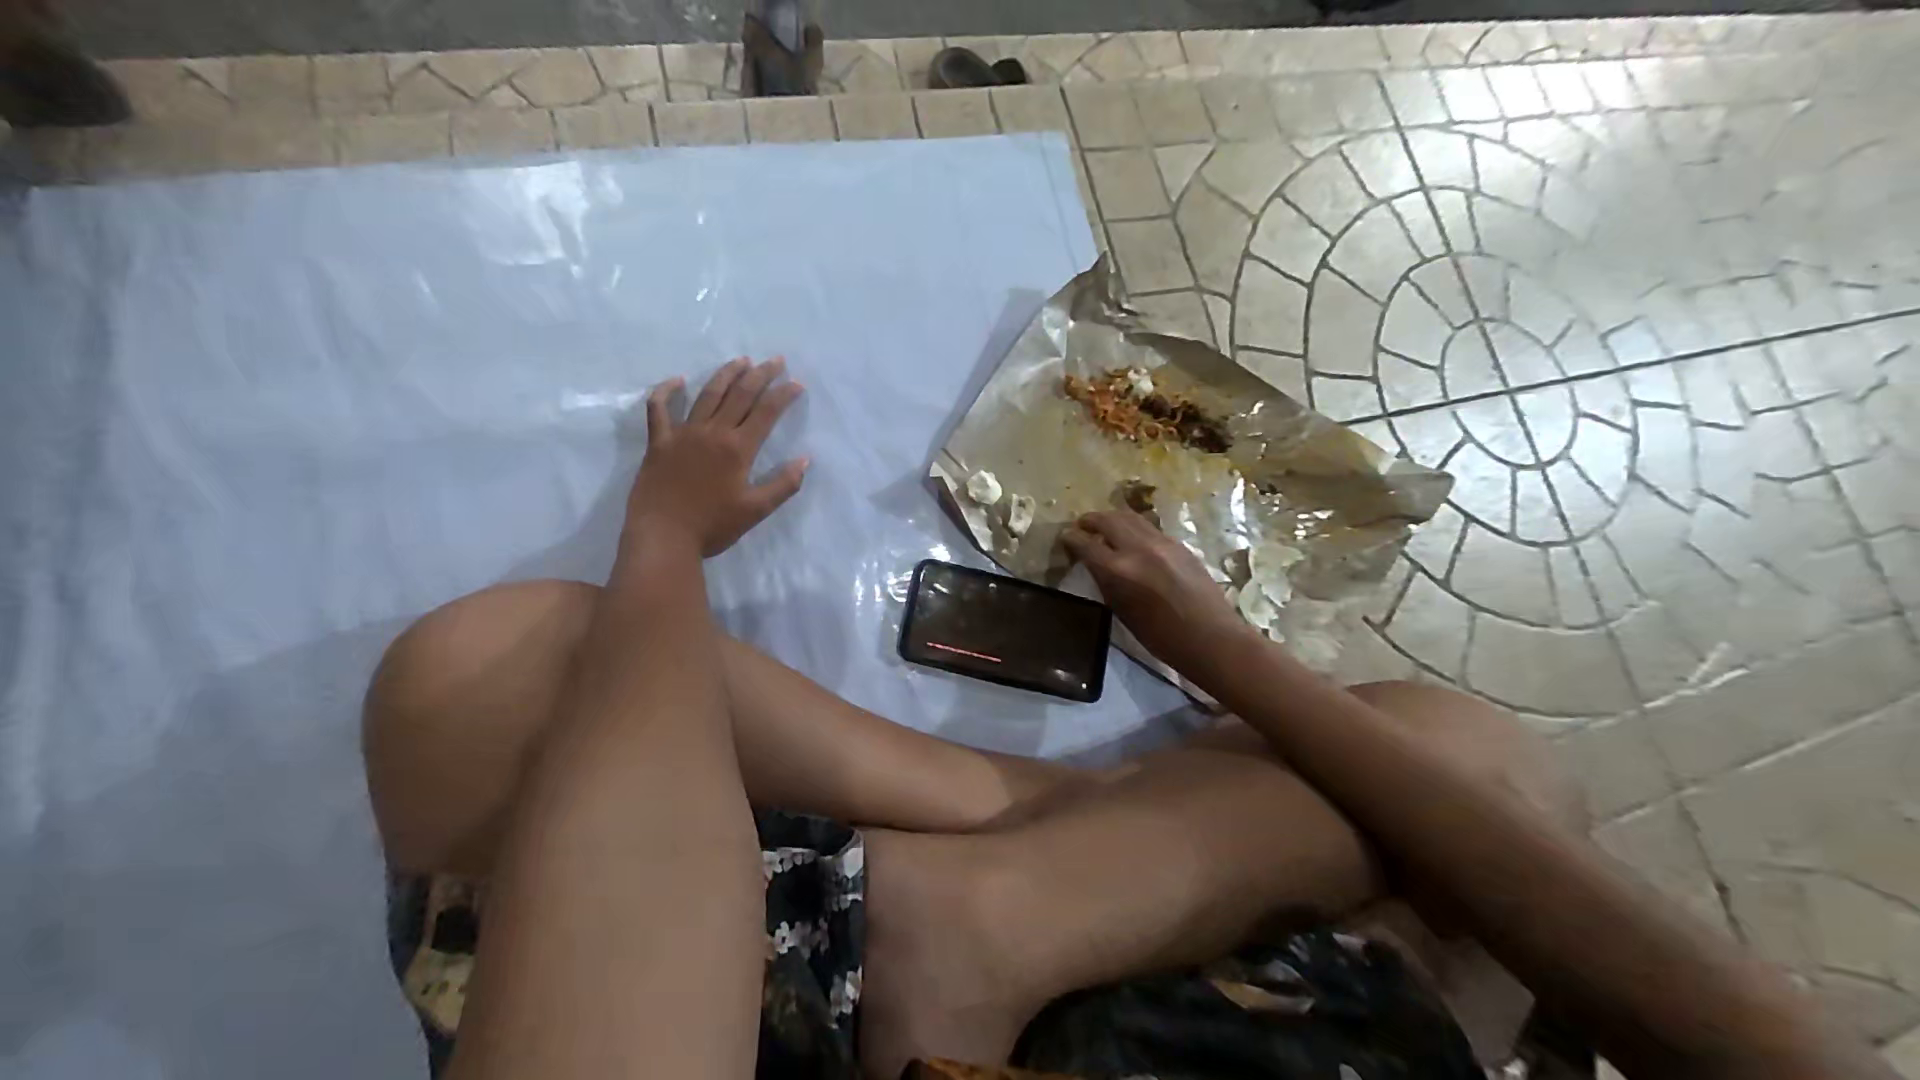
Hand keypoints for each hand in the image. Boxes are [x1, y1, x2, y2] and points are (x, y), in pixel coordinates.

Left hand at [627, 357, 806, 557]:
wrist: (663, 536)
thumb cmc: (712, 526)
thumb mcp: (755, 510)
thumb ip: (783, 485)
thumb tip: (804, 461)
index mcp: (738, 448)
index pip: (766, 412)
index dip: (783, 395)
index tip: (796, 383)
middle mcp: (712, 432)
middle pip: (740, 395)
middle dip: (760, 375)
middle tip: (775, 361)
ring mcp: (683, 434)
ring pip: (708, 394)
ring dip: (726, 374)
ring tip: (741, 361)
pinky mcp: (659, 442)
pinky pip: (659, 409)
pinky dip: (667, 392)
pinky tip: (678, 380)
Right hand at [1062, 510, 1249, 668]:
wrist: (1210, 637)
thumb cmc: (1161, 636)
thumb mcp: (1122, 611)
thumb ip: (1106, 582)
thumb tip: (1094, 564)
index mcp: (1119, 569)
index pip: (1085, 543)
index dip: (1071, 539)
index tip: (1065, 538)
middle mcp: (1138, 548)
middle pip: (1107, 520)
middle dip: (1090, 521)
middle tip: (1082, 526)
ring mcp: (1162, 542)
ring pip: (1130, 518)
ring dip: (1112, 519)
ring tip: (1104, 527)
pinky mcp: (1179, 545)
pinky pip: (1149, 528)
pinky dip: (1134, 528)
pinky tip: (1132, 539)